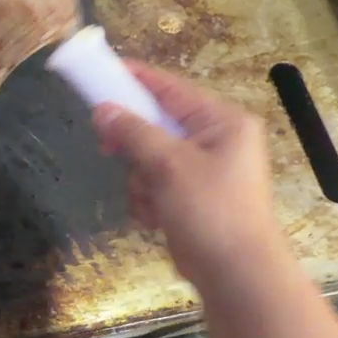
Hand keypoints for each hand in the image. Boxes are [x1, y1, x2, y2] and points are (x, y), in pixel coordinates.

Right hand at [93, 61, 287, 292]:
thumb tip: (104, 110)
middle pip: (154, 127)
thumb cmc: (210, 210)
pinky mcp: (189, 195)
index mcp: (222, 123)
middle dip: (133, 147)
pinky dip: (146, 200)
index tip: (104, 71)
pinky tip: (156, 218)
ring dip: (139, 182)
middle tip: (108, 149)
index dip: (137, 79)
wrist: (233, 266)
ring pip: (147, 160)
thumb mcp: (169, 167)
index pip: (172, 90)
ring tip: (151, 203)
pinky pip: (152, 184)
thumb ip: (135, 135)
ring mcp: (202, 169)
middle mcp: (215, 140)